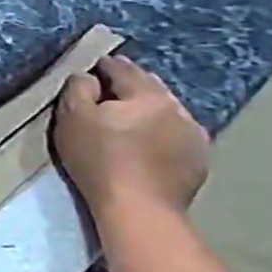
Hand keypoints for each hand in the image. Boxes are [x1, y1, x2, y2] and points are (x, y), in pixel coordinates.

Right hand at [53, 55, 209, 222]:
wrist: (139, 206)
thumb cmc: (99, 157)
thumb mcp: (72, 117)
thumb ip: (78, 88)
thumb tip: (88, 76)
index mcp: (148, 96)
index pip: (123, 69)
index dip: (103, 65)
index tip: (90, 66)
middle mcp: (178, 110)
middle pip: (150, 87)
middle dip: (129, 84)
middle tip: (106, 89)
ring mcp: (195, 136)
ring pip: (166, 110)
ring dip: (147, 107)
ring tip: (127, 116)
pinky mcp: (199, 159)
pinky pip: (176, 132)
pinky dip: (160, 129)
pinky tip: (146, 140)